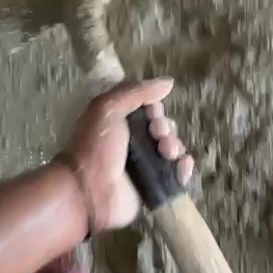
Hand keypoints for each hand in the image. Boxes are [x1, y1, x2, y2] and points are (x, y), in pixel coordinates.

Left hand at [59, 78, 196, 234]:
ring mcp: (144, 165)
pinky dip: (184, 167)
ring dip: (175, 146)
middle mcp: (133, 141)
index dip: (156, 109)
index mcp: (120, 121)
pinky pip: (177, 174)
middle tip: (157, 136)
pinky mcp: (154, 186)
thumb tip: (168, 82)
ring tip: (166, 153)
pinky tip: (182, 165)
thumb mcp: (109, 108)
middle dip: (166, 129)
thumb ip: (136, 92)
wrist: (88, 190)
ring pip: (173, 149)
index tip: (152, 114)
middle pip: (163, 128)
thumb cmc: (95, 146)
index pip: (149, 109)